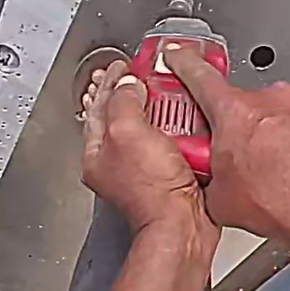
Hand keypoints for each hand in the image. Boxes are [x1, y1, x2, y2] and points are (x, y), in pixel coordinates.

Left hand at [80, 55, 219, 251]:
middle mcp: (119, 163)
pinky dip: (183, 131)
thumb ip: (122, 101)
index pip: (99, 106)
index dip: (110, 81)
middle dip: (136, 93)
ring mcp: (146, 170)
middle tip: (148, 75)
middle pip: (124, 116)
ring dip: (163, 111)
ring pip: (152, 130)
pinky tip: (192, 122)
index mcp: (97, 153)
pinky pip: (176, 145)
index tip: (123, 65)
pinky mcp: (172, 177)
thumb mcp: (128, 132)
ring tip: (172, 94)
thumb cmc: (152, 191)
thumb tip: (127, 84)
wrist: (183, 225)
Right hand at [160, 42, 289, 244]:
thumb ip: (211, 180)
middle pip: (251, 107)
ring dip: (288, 138)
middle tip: (255, 162)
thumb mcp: (223, 203)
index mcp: (235, 114)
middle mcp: (274, 99)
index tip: (180, 57)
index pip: (199, 77)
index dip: (186, 65)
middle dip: (250, 131)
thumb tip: (212, 186)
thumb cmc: (284, 203)